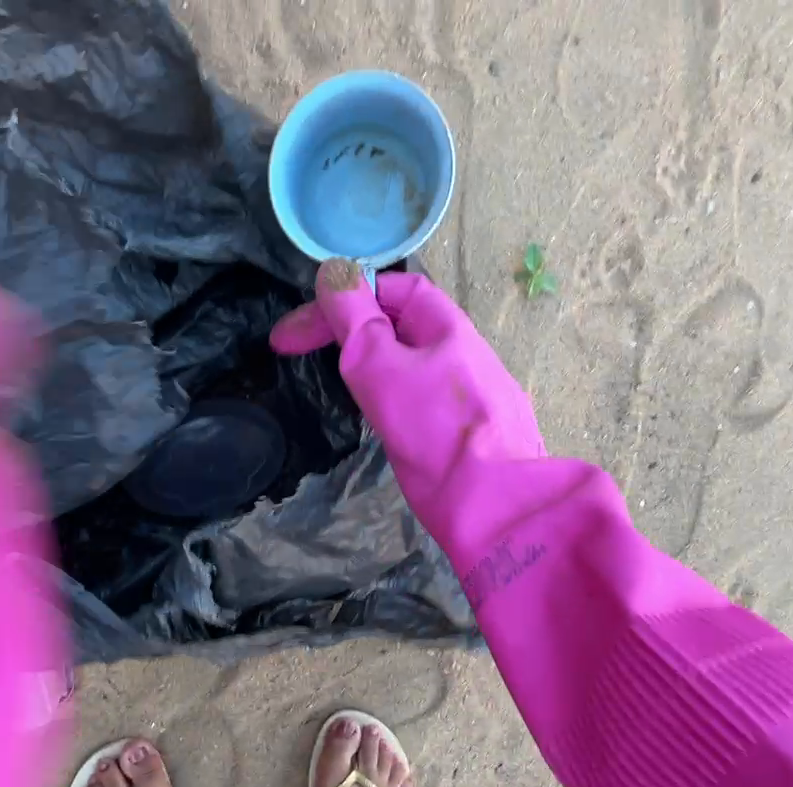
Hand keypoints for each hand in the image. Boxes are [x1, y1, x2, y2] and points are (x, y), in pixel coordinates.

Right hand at [270, 259, 545, 561]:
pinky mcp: (482, 434)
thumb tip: (334, 272)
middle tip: (306, 359)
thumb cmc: (434, 435)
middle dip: (354, 336)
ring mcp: (482, 395)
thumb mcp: (381, 370)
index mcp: (448, 329)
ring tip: (346, 392)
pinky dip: (404, 403)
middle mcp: (470, 354)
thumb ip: (355, 320)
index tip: (297, 335)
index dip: (341, 301)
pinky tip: (394, 427)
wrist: (496, 509)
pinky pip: (434, 402)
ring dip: (378, 370)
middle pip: (404, 329)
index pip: (392, 290)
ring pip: (418, 368)